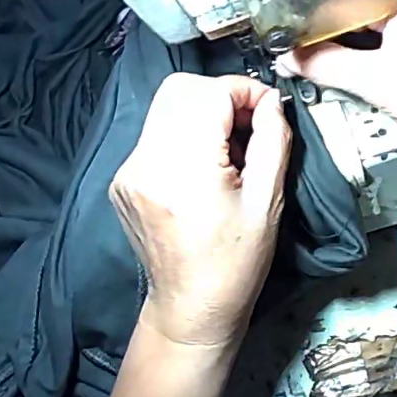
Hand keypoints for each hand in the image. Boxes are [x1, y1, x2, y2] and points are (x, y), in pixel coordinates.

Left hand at [109, 74, 291, 349]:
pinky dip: (186, 134)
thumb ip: (273, 141)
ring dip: (204, 113)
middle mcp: (146, 163)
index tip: (268, 110)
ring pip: (167, 106)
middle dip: (222, 96)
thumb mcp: (268, 202)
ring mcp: (128, 170)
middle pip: (181, 88)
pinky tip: (206, 167)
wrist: (191, 308)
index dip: (246, 91)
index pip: (210, 93)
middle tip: (250, 126)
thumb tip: (272, 102)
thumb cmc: (236, 263)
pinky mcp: (123, 179)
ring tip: (230, 150)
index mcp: (184, 170)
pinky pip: (157, 133)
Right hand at [276, 0, 396, 167]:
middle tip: (298, 50)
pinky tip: (356, 69)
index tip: (286, 35)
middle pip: (359, 6)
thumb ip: (325, 66)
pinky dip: (372, 52)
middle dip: (328, 30)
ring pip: (376, 24)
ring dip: (349, 43)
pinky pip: (395, 38)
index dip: (309, 16)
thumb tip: (293, 58)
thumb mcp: (374, 82)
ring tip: (321, 61)